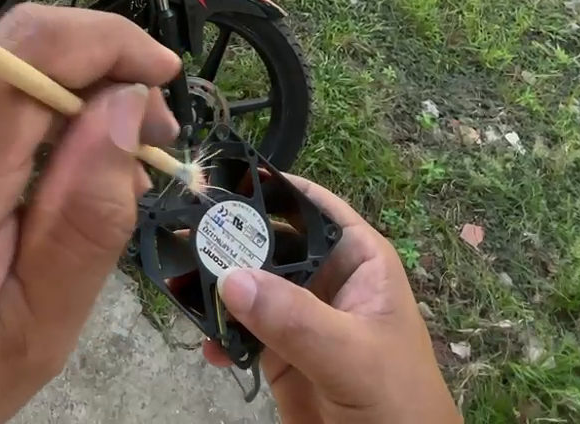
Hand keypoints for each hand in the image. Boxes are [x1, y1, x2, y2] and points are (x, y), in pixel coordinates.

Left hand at [0, 4, 180, 423]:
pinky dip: (30, 112)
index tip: (163, 76)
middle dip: (105, 77)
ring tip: (102, 169)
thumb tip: (126, 105)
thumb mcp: (30, 336)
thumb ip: (86, 220)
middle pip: (26, 51)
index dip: (109, 41)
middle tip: (150, 145)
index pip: (29, 52)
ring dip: (71, 98)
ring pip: (9, 66)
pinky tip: (43, 172)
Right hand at [202, 176, 458, 423]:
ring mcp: (301, 318)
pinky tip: (207, 344)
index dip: (274, 186)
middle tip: (184, 227)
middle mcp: (326, 279)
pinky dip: (221, 334)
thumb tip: (231, 277)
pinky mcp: (281, 357)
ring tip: (181, 280)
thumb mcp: (352, 356)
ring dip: (217, 285)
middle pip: (272, 242)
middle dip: (231, 236)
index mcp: (357, 259)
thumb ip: (296, 318)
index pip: (313, 206)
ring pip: (251, 285)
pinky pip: (242, 332)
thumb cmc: (398, 404)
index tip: (225, 178)